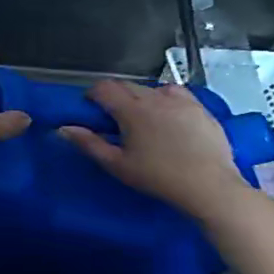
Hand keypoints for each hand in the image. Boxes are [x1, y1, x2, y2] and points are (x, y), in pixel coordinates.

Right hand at [59, 79, 249, 216]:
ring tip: (142, 116)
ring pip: (152, 88)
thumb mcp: (118, 164)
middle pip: (127, 85)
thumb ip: (89, 143)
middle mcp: (155, 98)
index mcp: (132, 110)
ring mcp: (182, 102)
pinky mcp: (201, 109)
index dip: (92, 95)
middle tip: (113, 118)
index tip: (90, 109)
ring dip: (140, 96)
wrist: (210, 187)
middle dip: (114, 96)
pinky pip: (177, 94)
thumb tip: (64, 128)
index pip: (104, 88)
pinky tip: (169, 117)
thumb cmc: (158, 177)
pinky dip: (166, 100)